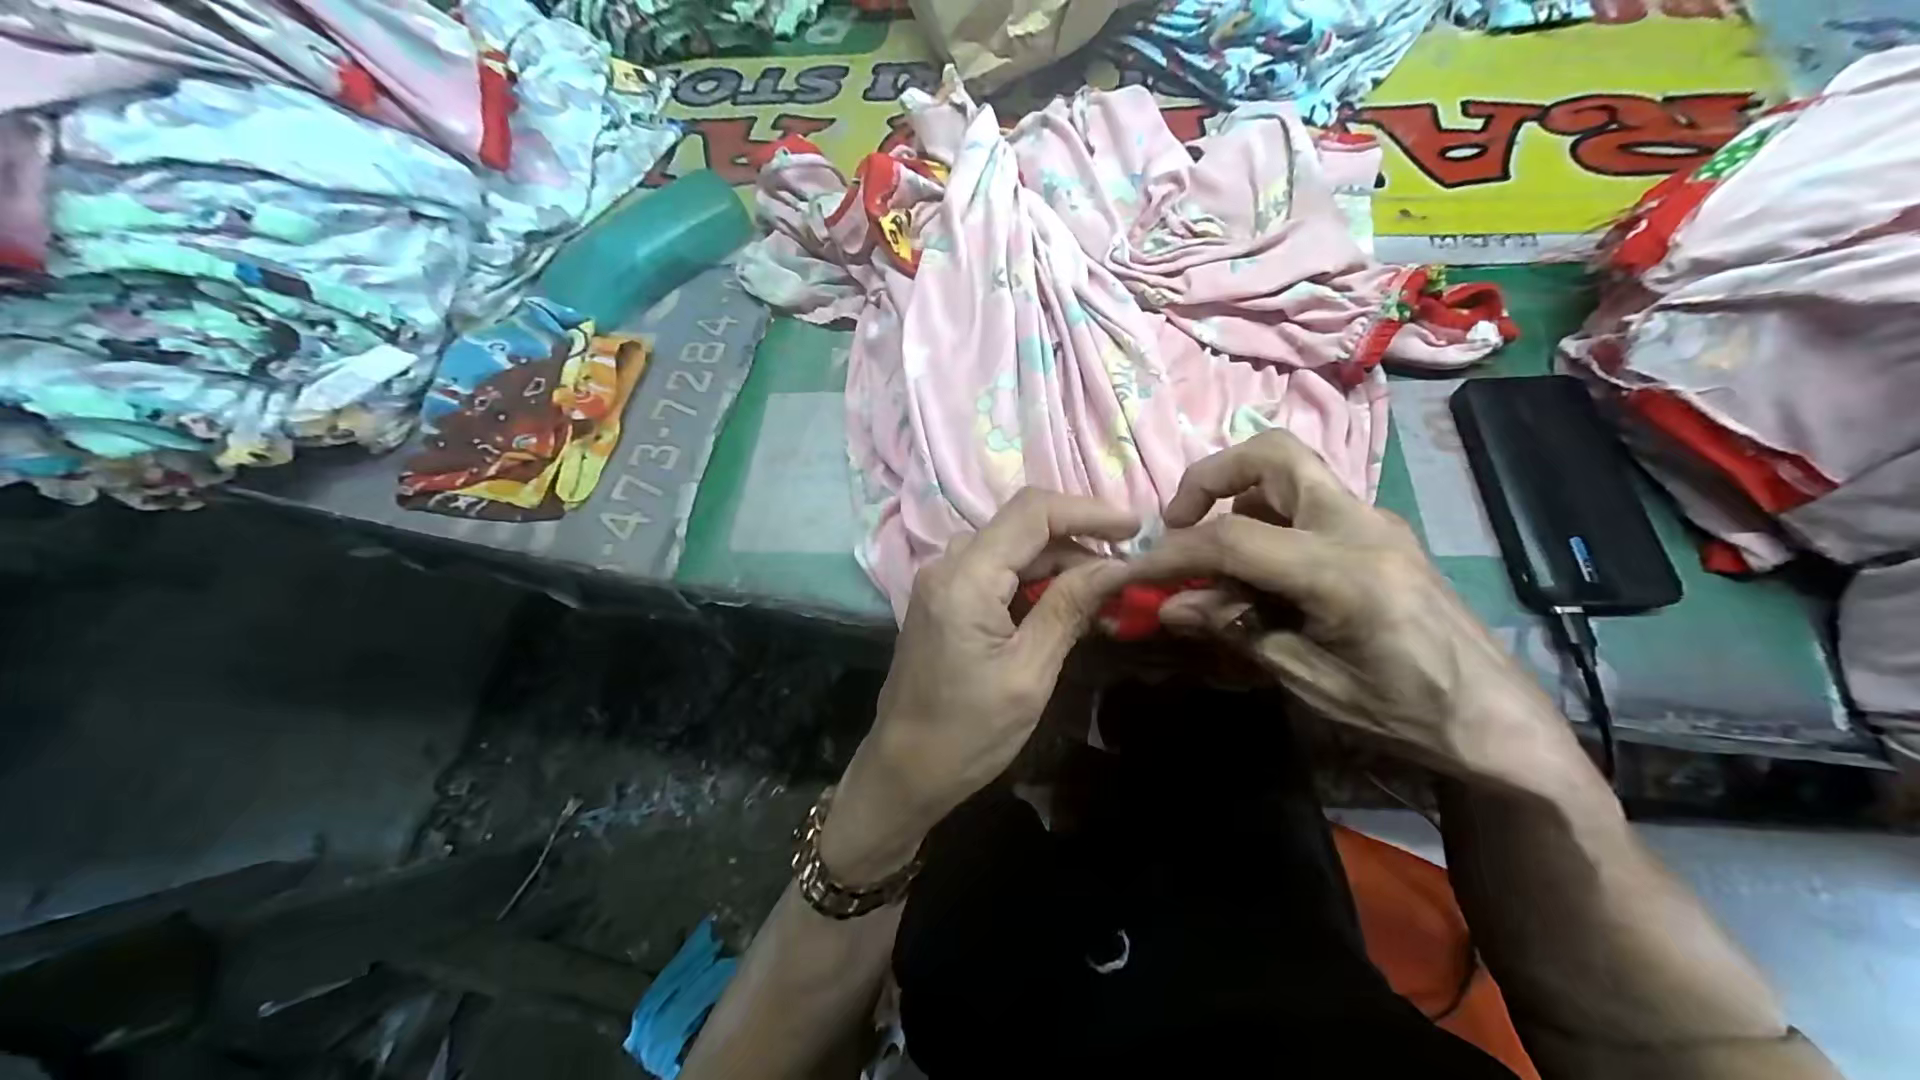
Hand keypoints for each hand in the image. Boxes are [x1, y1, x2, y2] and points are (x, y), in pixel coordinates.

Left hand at [821, 489, 1138, 880]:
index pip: (1031, 512)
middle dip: (1078, 543)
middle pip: (1022, 528)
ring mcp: (941, 582)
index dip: (1087, 511)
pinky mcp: (944, 601)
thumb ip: (1068, 608)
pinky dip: (1033, 581)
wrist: (904, 771)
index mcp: (964, 579)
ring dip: (1059, 562)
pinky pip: (995, 572)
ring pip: (1011, 548)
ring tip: (1104, 592)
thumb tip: (1117, 565)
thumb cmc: (968, 733)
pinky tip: (1065, 604)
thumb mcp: (1029, 674)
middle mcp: (947, 566)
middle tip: (1126, 575)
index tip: (1134, 529)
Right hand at [1120, 431, 1589, 793]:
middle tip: (1178, 521)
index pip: (1233, 538)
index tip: (1133, 572)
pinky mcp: (1380, 532)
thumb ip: (1236, 632)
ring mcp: (1375, 522)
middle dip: (1210, 477)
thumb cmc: (1406, 713)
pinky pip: (1309, 502)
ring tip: (1216, 559)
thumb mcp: (1310, 683)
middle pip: (1273, 454)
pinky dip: (1267, 519)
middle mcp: (1360, 526)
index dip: (1172, 553)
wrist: (1498, 721)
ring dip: (1238, 497)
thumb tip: (1169, 606)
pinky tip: (1260, 573)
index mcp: (1344, 571)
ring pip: (1292, 470)